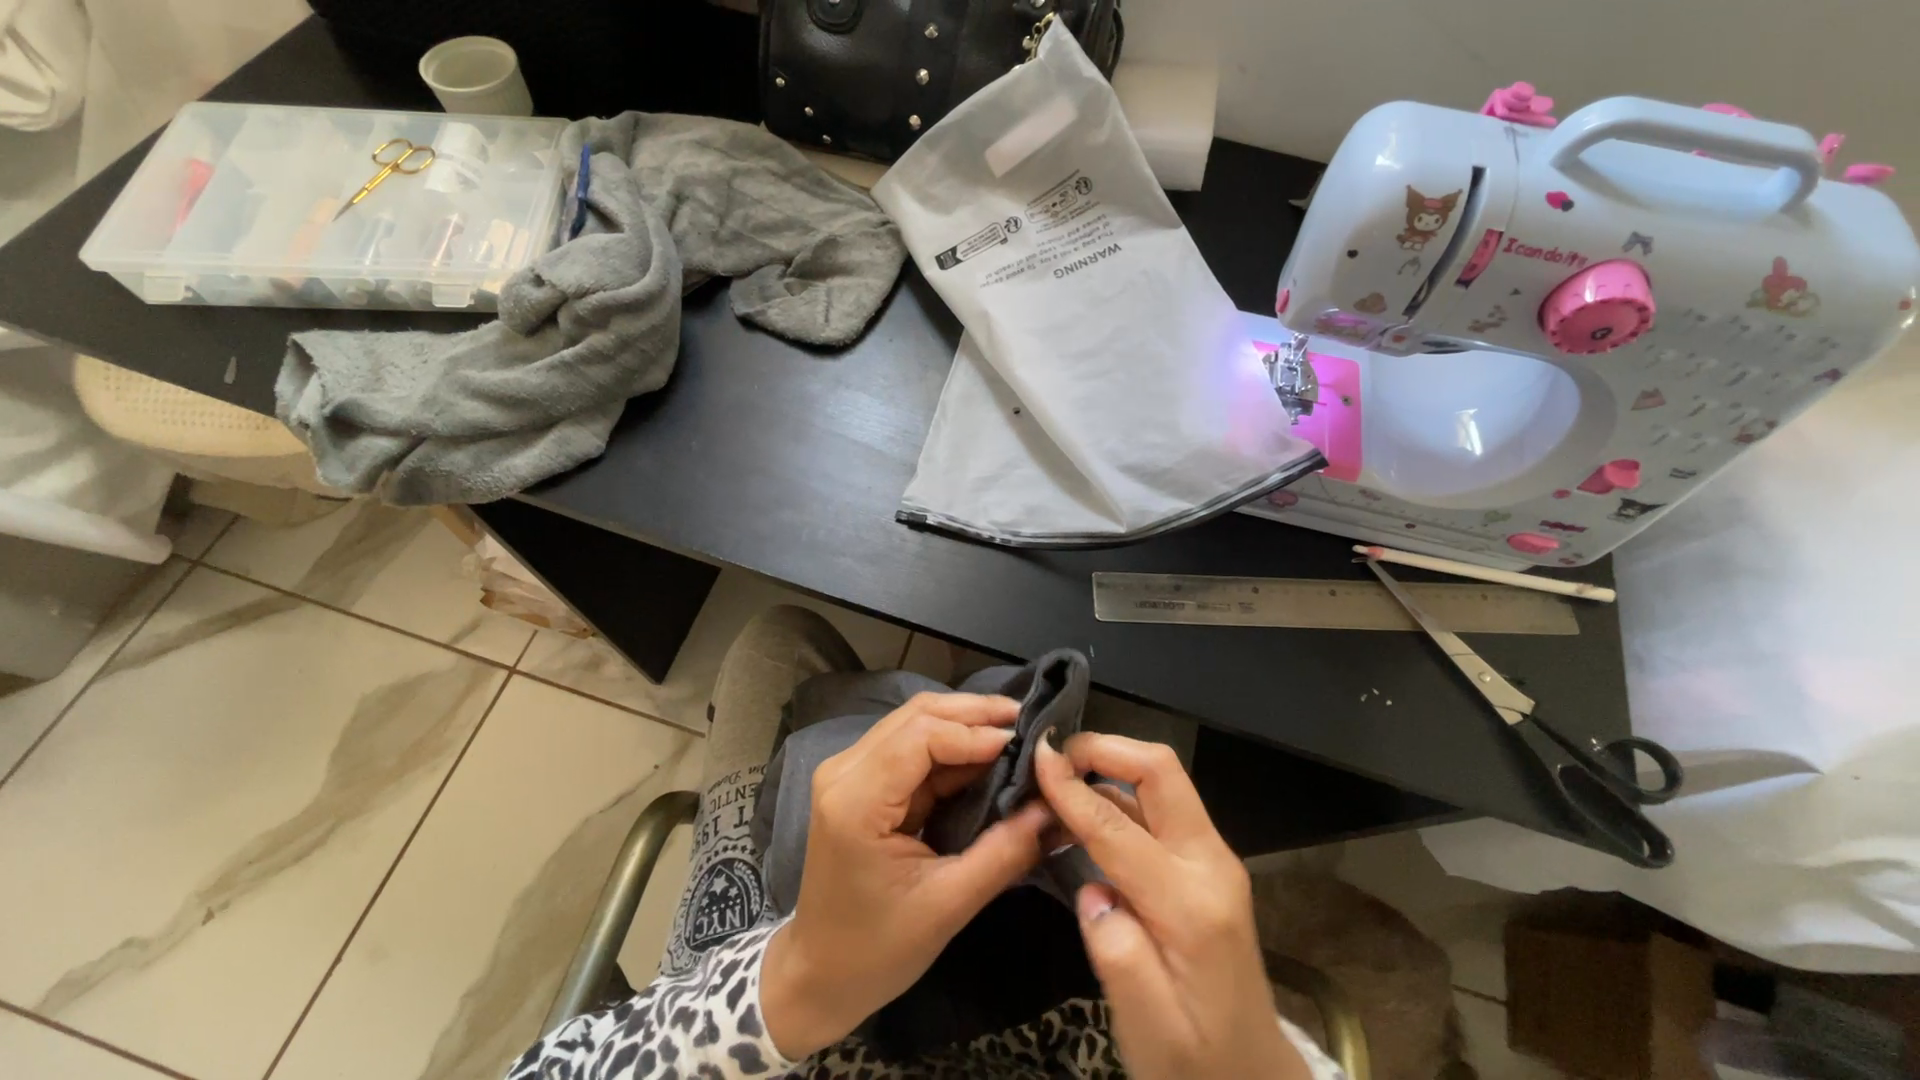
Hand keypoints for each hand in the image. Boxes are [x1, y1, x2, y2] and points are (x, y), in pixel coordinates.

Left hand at [761, 693, 1051, 1059]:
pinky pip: (911, 747)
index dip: (976, 733)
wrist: (821, 974)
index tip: (1026, 746)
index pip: (921, 736)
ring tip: (1018, 735)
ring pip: (915, 724)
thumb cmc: (877, 949)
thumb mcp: (948, 905)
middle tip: (1031, 724)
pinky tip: (989, 754)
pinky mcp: (860, 782)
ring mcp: (848, 773)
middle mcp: (844, 771)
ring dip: (966, 725)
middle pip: (917, 716)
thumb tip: (1053, 808)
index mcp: (855, 800)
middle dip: (976, 715)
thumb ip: (1003, 852)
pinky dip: (952, 746)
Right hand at [1035, 733, 1309, 1079]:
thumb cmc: (1196, 1062)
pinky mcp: (1204, 868)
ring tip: (1055, 778)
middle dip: (1104, 749)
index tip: (1035, 757)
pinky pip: (1160, 811)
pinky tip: (1081, 813)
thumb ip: (1117, 954)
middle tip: (1051, 754)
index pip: (1119, 828)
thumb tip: (1092, 891)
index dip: (1071, 788)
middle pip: (1162, 773)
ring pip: (1162, 784)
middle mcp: (1211, 866)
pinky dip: (1118, 795)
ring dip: (1109, 768)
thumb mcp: (1148, 1029)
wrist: (1254, 1079)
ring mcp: (1212, 862)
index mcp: (1193, 905)